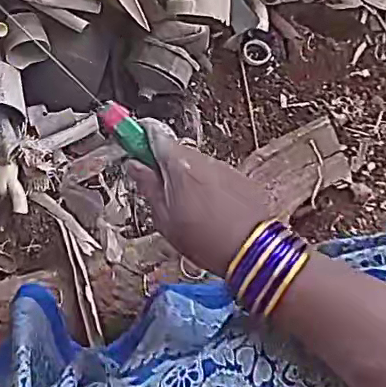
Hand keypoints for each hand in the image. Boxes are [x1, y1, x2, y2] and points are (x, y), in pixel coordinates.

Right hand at [124, 118, 272, 275]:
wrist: (256, 254)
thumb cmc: (206, 240)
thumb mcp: (164, 217)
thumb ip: (147, 185)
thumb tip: (134, 166)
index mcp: (177, 163)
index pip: (152, 132)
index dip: (137, 134)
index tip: (129, 140)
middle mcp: (201, 159)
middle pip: (174, 150)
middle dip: (163, 165)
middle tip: (158, 189)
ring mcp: (224, 168)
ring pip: (195, 165)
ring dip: (187, 178)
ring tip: (188, 209)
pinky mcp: (241, 180)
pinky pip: (216, 177)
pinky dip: (209, 188)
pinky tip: (210, 212)